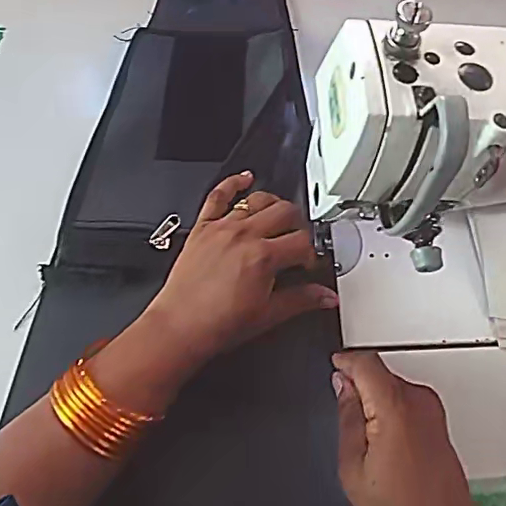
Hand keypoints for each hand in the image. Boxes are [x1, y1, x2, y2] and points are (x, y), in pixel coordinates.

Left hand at [97, 173, 337, 410]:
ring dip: (274, 204)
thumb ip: (301, 300)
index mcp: (263, 257)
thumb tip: (325, 296)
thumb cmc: (217, 324)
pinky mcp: (202, 227)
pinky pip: (218, 195)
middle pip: (285, 212)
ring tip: (280, 216)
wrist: (179, 327)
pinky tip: (245, 178)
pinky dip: (233, 182)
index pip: (302, 241)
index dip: (311, 253)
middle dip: (298, 225)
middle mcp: (243, 235)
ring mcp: (221, 227)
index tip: (307, 263)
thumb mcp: (268, 315)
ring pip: (257, 200)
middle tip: (297, 240)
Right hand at [332, 350, 505, 505]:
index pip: (366, 362)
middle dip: (359, 384)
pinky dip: (391, 412)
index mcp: (395, 408)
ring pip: (393, 387)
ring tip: (363, 441)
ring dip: (375, 399)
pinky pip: (407, 402)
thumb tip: (343, 387)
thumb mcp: (353, 469)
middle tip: (342, 412)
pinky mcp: (440, 424)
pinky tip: (382, 447)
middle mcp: (419, 402)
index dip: (345, 361)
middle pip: (380, 372)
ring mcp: (433, 412)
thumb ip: (346, 417)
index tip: (334, 365)